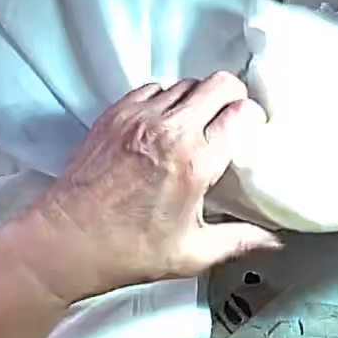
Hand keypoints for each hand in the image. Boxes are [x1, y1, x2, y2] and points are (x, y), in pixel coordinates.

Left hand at [0, 73, 282, 303]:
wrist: (64, 241)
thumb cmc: (127, 251)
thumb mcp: (191, 254)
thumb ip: (238, 240)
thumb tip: (273, 241)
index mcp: (195, 162)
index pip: (239, 113)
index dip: (251, 117)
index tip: (250, 130)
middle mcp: (170, 130)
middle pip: (218, 83)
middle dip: (232, 96)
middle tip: (231, 117)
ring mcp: (139, 117)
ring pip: (186, 83)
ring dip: (198, 98)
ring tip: (197, 123)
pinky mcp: (115, 114)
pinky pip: (153, 88)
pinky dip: (166, 99)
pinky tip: (164, 123)